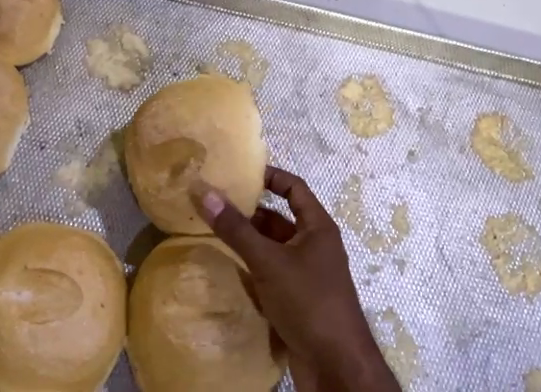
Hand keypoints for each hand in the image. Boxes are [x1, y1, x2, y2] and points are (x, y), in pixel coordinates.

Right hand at [197, 166, 400, 391]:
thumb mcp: (268, 261)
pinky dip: (254, 270)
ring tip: (214, 235)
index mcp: (318, 227)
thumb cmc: (308, 301)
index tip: (240, 174)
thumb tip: (205, 191)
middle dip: (251, 214)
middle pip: (281, 220)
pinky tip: (229, 271)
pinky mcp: (300, 302)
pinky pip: (274, 276)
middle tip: (216, 206)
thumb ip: (236, 229)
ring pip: (275, 250)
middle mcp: (316, 246)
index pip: (294, 188)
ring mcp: (308, 276)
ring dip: (250, 244)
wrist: (336, 366)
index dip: (270, 177)